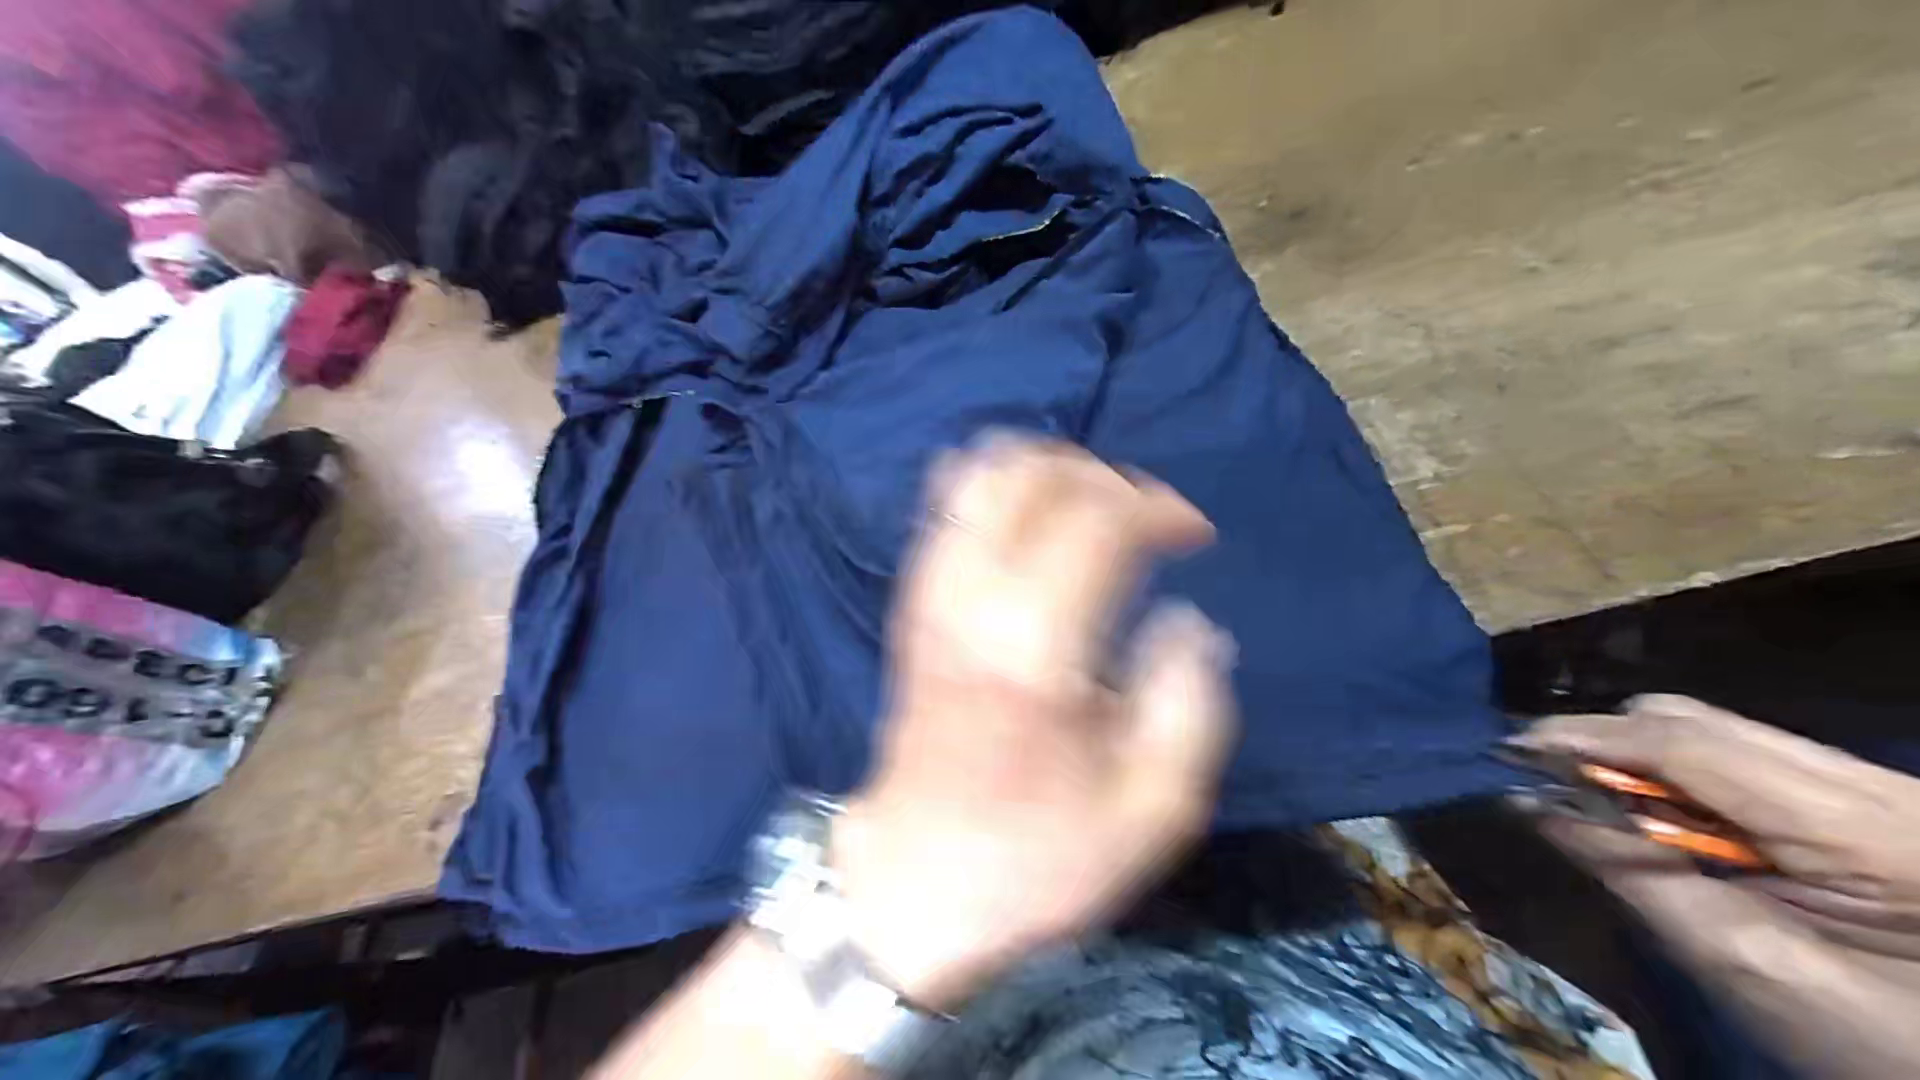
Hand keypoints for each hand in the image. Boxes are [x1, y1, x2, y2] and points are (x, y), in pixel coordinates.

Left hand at [833, 434, 1236, 1008]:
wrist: (915, 878)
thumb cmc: (1035, 854)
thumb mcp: (1152, 809)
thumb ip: (1187, 702)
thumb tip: (1186, 619)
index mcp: (1035, 649)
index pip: (1099, 520)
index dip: (1158, 507)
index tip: (1193, 534)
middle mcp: (972, 601)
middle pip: (1036, 477)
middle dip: (1107, 476)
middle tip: (1145, 515)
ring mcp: (929, 594)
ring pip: (980, 475)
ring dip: (1047, 467)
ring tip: (1092, 501)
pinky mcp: (910, 601)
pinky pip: (944, 507)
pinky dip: (994, 485)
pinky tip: (1032, 512)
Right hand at [1518, 695, 1919, 1079]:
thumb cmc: (1870, 1042)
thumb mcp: (1739, 959)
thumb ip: (1631, 869)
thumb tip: (1527, 799)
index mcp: (1867, 827)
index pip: (1688, 745)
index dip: (1585, 737)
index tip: (1506, 747)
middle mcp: (1874, 784)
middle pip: (1694, 720)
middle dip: (1603, 741)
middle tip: (1547, 780)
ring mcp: (1874, 787)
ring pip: (1710, 727)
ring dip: (1634, 756)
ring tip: (1602, 802)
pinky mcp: (1862, 801)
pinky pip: (1736, 753)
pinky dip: (1675, 774)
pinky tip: (1664, 816)